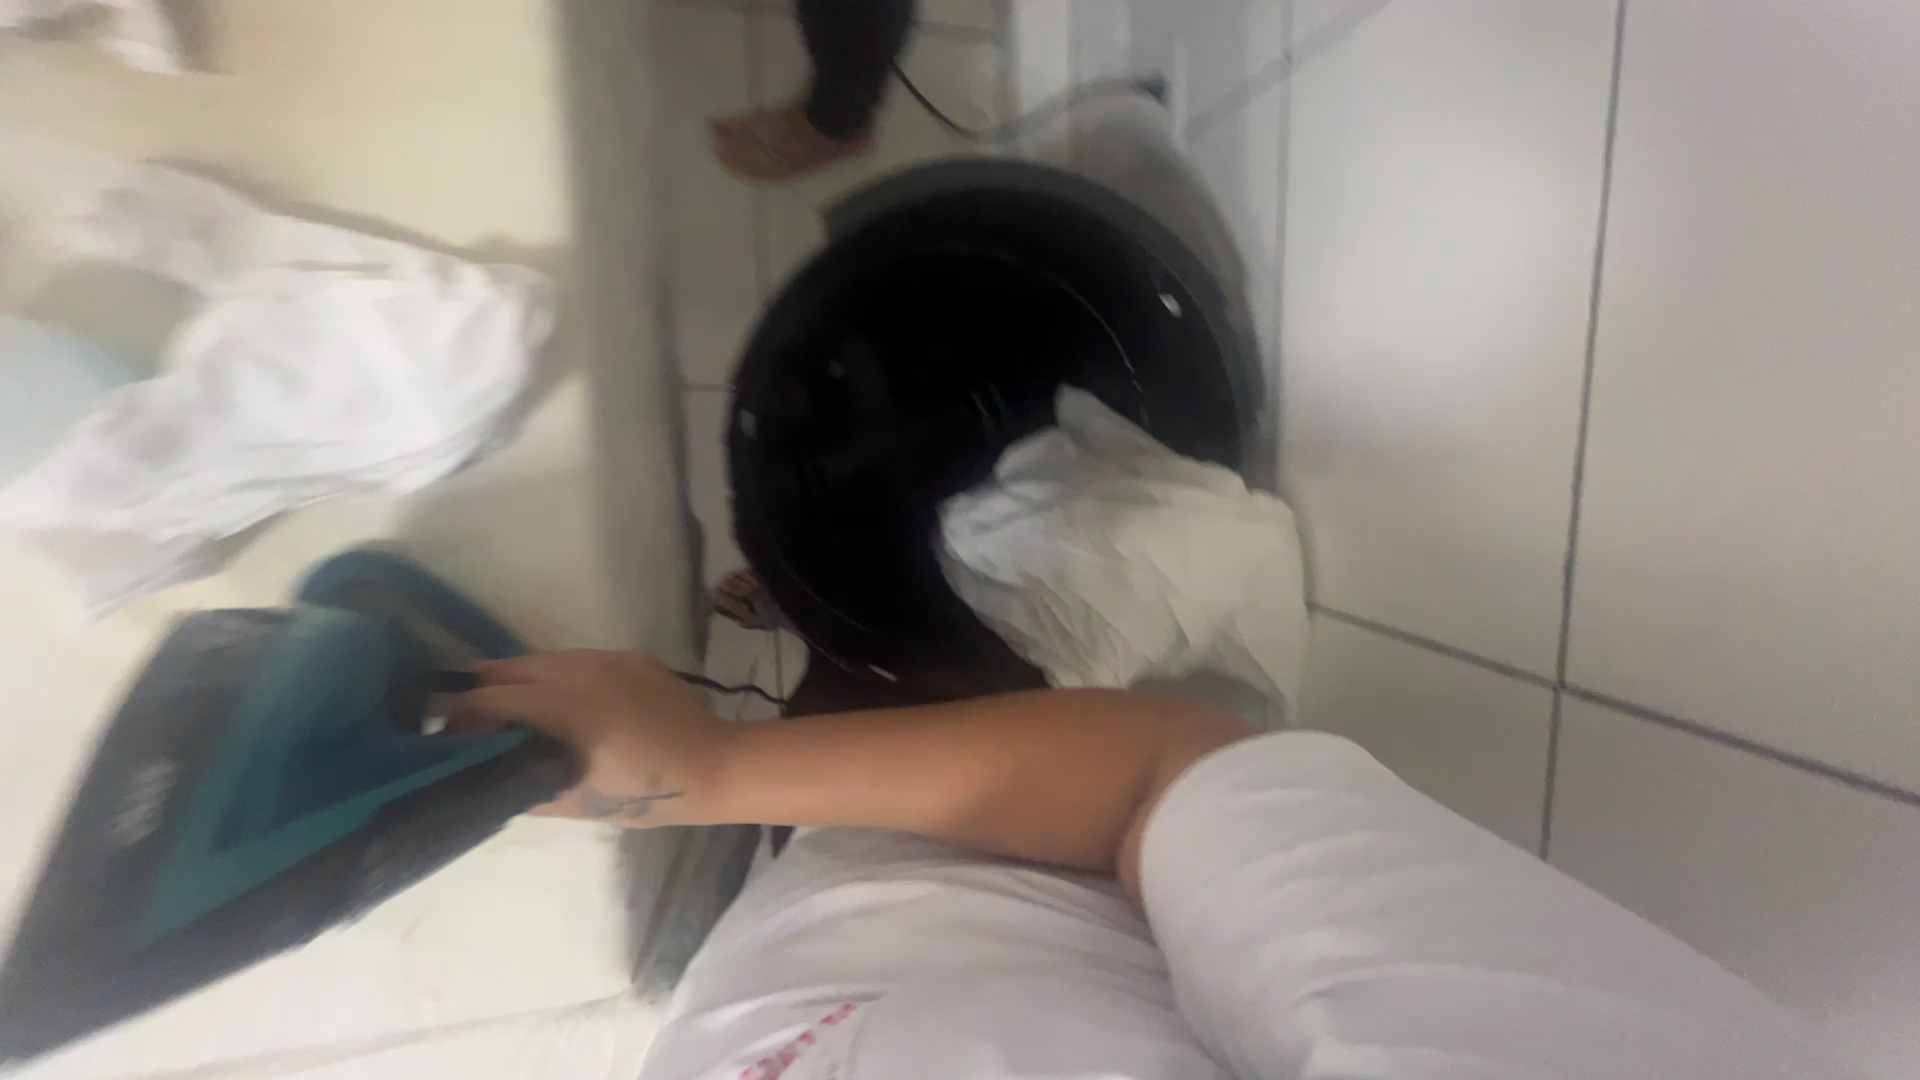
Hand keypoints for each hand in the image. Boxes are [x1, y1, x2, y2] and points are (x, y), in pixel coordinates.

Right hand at [456, 651, 730, 826]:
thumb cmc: (645, 792)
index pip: (493, 699)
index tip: (440, 729)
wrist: (713, 764)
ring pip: (546, 658)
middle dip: (482, 687)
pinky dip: (556, 673)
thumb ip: (524, 785)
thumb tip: (486, 773)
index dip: (460, 713)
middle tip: (463, 714)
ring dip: (518, 676)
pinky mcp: (633, 658)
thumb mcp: (576, 801)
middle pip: (513, 668)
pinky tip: (555, 695)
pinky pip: (579, 658)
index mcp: (566, 709)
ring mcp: (611, 659)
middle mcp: (584, 672)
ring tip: (503, 703)